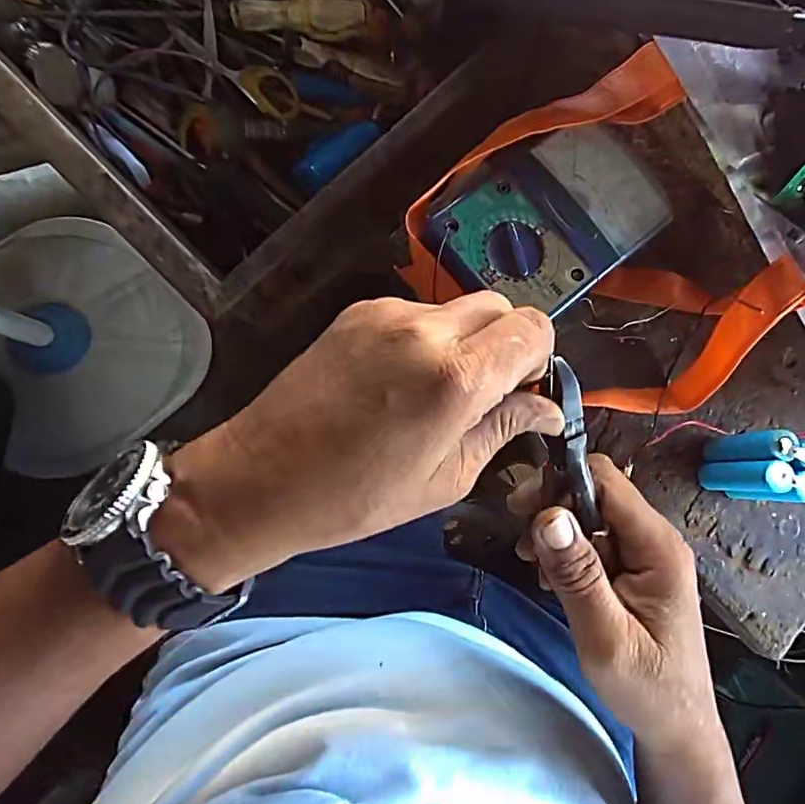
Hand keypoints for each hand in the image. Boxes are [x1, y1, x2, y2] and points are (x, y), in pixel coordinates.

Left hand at [154, 294, 562, 588]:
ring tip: (437, 391)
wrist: (260, 478)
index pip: (533, 328)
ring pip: (460, 308)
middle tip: (488, 391)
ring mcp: (387, 315)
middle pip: (501, 307)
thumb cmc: (355, 496)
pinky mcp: (359, 312)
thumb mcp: (447, 477)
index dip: (540, 358)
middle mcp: (425, 331)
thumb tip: (545, 409)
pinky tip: (403, 380)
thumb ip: (504, 429)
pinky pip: (419, 314)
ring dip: (468, 341)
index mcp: (455, 378)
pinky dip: (430, 339)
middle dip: (507, 344)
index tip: (523, 389)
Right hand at [518, 455, 719, 756]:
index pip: (608, 482)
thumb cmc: (647, 689)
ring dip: (558, 535)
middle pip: (597, 494)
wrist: (677, 726)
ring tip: (538, 570)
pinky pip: (596, 543)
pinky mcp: (636, 570)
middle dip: (554, 510)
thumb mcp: (605, 638)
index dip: (562, 484)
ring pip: (592, 518)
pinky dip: (569, 554)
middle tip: (522, 547)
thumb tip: (548, 516)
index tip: (521, 510)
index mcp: (658, 547)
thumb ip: (577, 576)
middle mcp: (656, 539)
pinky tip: (555, 581)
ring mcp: (647, 554)